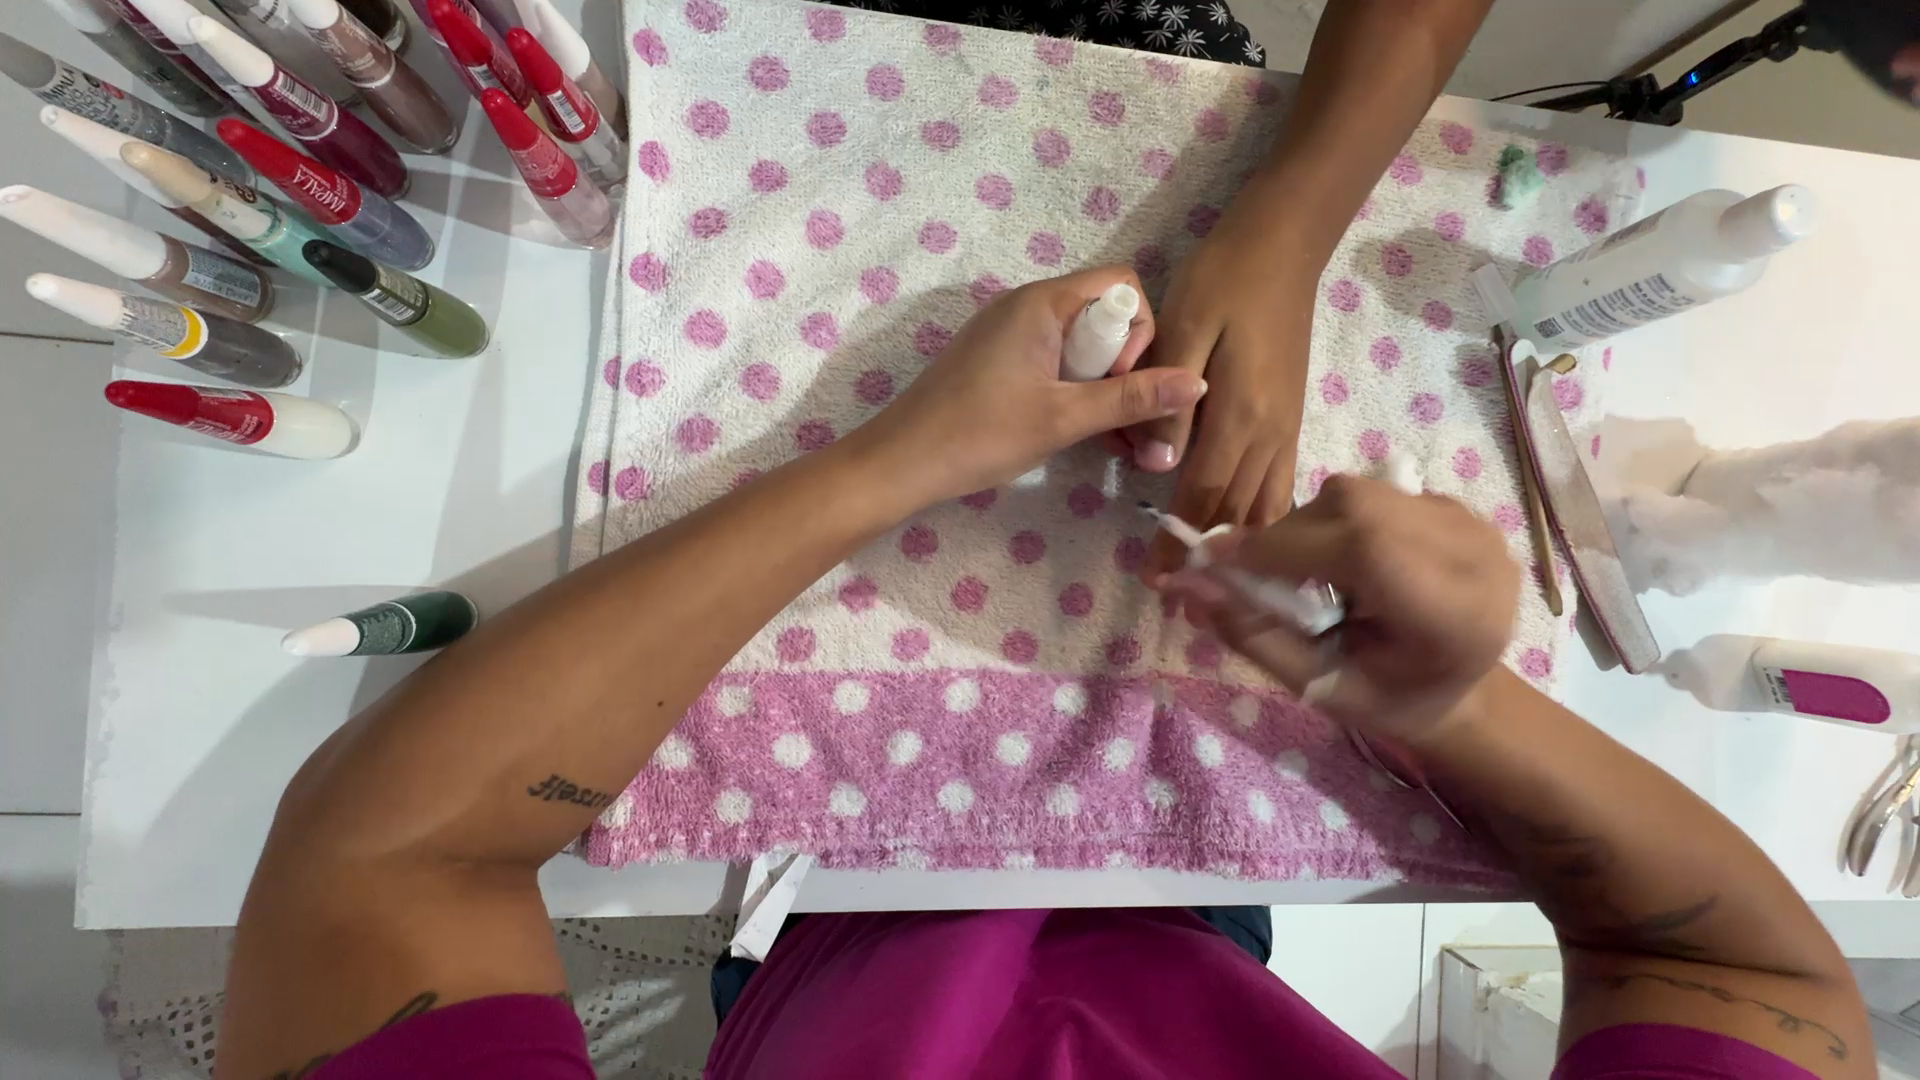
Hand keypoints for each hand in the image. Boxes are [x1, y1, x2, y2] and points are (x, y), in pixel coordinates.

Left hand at [860, 266, 1208, 506]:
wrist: (901, 461)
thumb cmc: (982, 434)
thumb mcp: (1064, 417)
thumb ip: (1131, 398)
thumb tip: (1196, 381)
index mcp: (1043, 302)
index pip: (1121, 284)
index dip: (1139, 330)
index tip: (1123, 382)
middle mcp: (1026, 305)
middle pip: (1101, 313)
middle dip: (1123, 363)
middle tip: (1116, 416)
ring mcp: (1006, 332)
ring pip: (1076, 343)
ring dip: (1099, 383)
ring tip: (1104, 434)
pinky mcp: (994, 359)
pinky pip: (1049, 360)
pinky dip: (1070, 389)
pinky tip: (1072, 428)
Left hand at [1127, 228, 1316, 584]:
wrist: (1285, 244)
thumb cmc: (1224, 279)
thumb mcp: (1186, 327)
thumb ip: (1169, 396)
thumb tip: (1163, 462)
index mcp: (1238, 415)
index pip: (1201, 496)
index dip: (1178, 542)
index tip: (1157, 581)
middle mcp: (1270, 432)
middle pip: (1237, 513)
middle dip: (1210, 558)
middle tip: (1182, 597)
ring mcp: (1287, 427)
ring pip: (1266, 504)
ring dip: (1242, 547)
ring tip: (1217, 585)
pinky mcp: (1291, 417)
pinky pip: (1281, 482)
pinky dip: (1266, 519)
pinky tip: (1255, 538)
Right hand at [1157, 476, 1519, 741]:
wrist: (1457, 688)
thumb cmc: (1386, 698)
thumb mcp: (1316, 685)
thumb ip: (1253, 634)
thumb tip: (1187, 584)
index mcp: (1454, 613)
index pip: (1362, 550)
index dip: (1278, 547)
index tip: (1211, 560)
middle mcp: (1472, 553)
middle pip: (1352, 509)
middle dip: (1283, 537)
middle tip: (1253, 573)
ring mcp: (1469, 520)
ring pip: (1353, 492)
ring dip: (1306, 525)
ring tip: (1306, 572)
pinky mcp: (1453, 503)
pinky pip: (1367, 492)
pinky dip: (1332, 519)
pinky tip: (1342, 558)